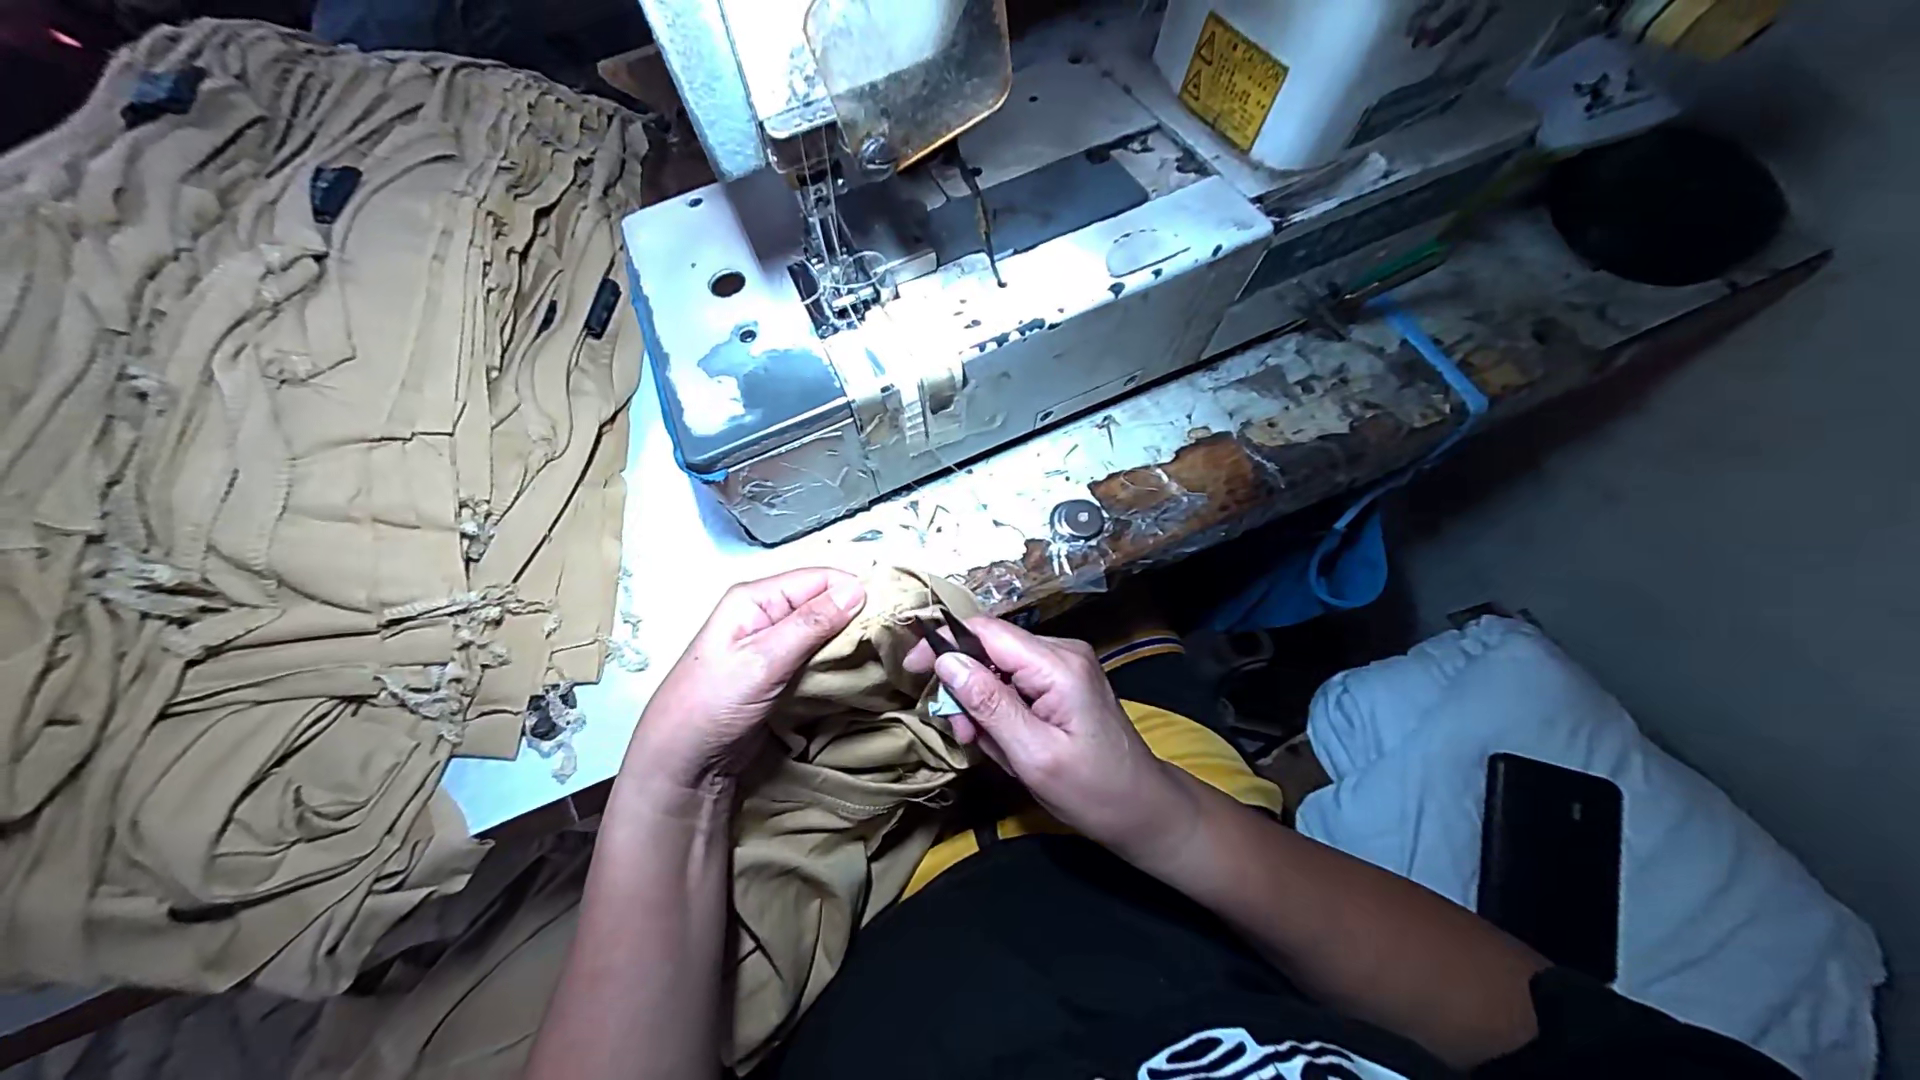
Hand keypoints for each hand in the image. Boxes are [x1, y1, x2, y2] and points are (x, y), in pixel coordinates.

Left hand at [628, 568, 865, 789]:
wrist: (683, 764)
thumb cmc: (713, 704)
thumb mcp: (763, 660)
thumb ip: (811, 624)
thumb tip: (858, 588)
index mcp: (756, 597)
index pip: (821, 578)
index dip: (855, 592)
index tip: (888, 615)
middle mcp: (768, 613)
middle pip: (826, 602)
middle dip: (856, 618)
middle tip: (889, 641)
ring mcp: (776, 643)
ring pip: (827, 631)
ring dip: (850, 642)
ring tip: (880, 657)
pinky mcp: (784, 671)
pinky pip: (820, 656)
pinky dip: (839, 662)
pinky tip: (857, 672)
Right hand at [905, 617, 1198, 858]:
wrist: (1143, 809)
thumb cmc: (1093, 791)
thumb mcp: (1033, 755)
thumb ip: (988, 704)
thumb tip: (946, 660)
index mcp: (1058, 664)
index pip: (987, 631)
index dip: (944, 643)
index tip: (913, 669)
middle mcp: (1062, 652)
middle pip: (990, 648)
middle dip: (965, 687)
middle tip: (963, 732)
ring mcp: (1065, 664)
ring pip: (999, 667)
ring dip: (982, 704)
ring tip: (988, 745)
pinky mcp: (1063, 680)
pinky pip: (1015, 681)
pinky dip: (1000, 709)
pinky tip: (1006, 740)